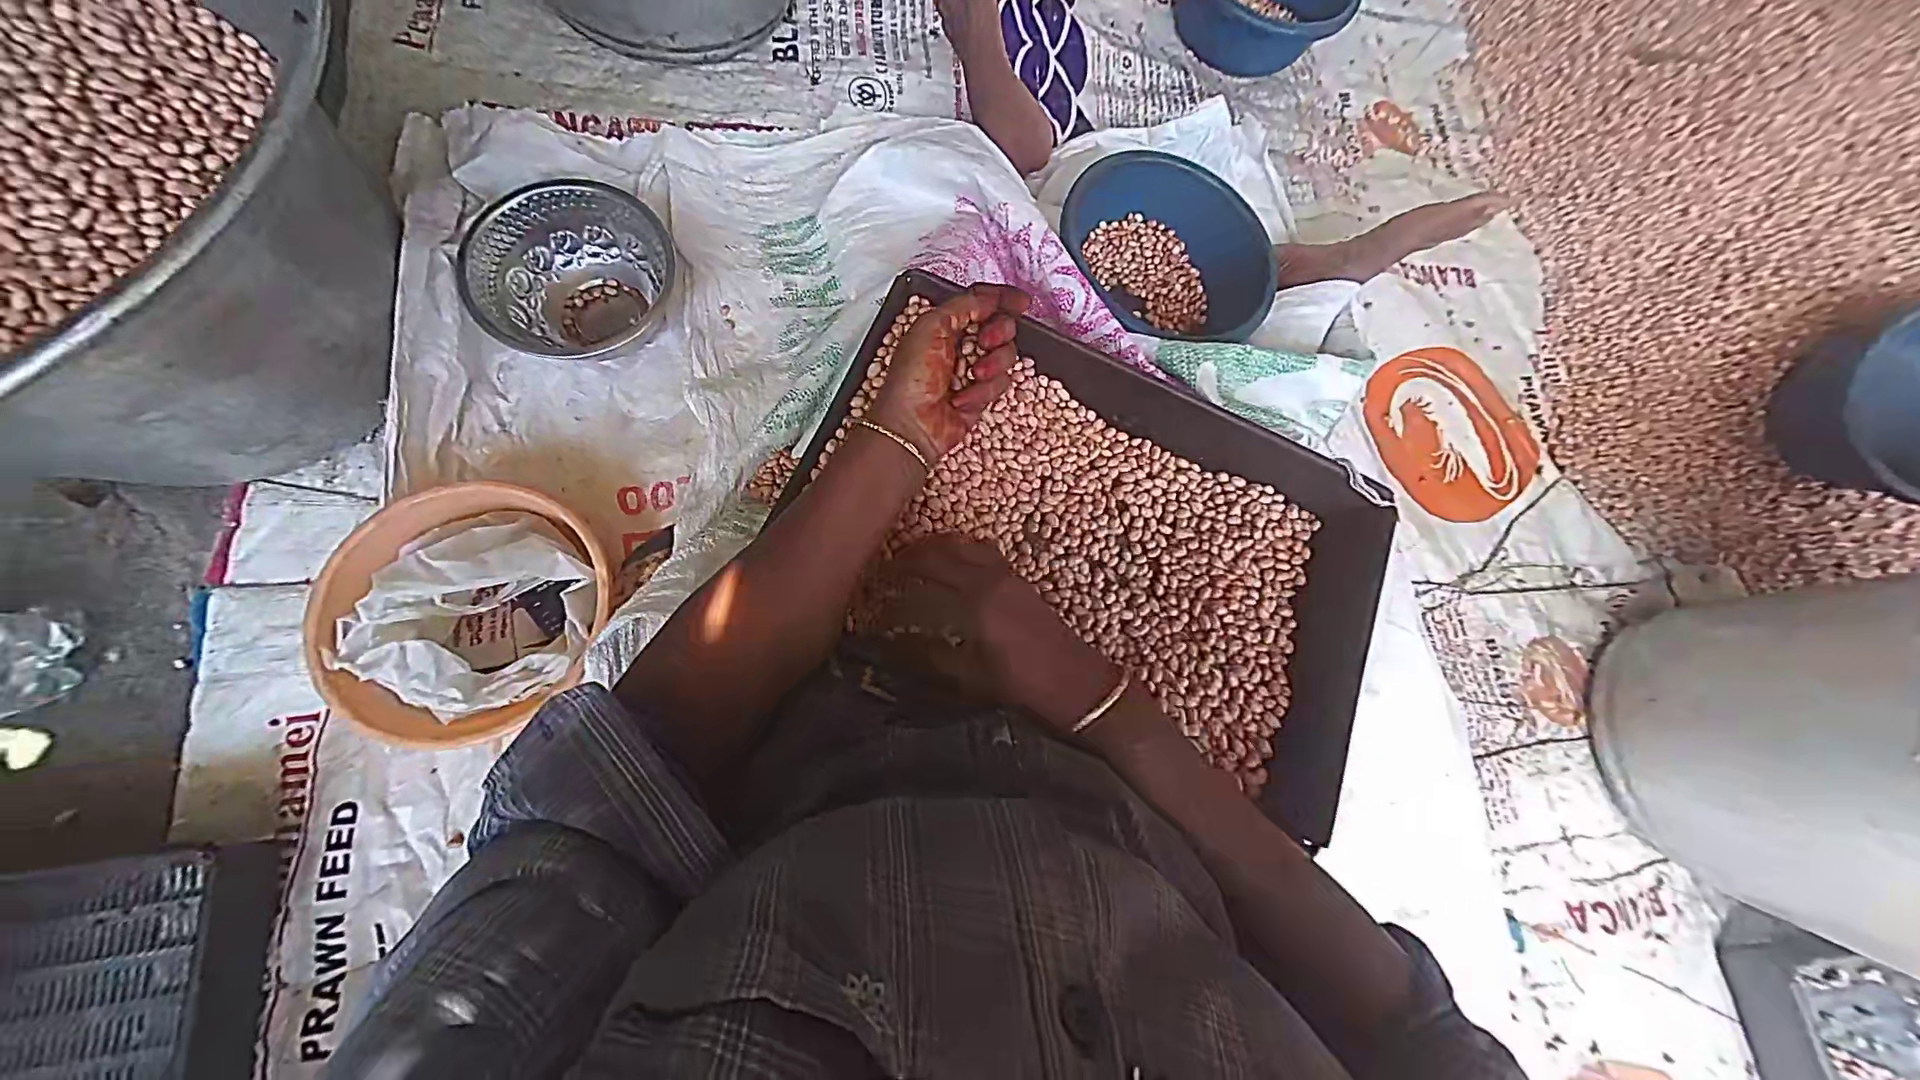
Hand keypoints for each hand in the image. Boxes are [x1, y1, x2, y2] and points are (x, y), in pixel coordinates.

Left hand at [867, 284, 1029, 463]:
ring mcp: (973, 371)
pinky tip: (961, 399)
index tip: (1021, 302)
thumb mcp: (930, 326)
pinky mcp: (982, 394)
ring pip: (1006, 356)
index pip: (981, 303)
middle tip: (986, 341)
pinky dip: (983, 391)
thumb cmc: (911, 380)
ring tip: (974, 374)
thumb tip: (988, 299)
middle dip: (999, 332)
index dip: (1002, 299)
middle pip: (1001, 327)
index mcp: (946, 324)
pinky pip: (1001, 384)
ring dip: (993, 364)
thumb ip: (963, 306)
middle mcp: (961, 345)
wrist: (912, 424)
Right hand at [870, 534, 1118, 731]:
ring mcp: (1010, 577)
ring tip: (917, 558)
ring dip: (940, 547)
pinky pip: (985, 554)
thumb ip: (932, 656)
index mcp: (977, 601)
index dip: (898, 571)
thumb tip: (896, 643)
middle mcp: (992, 580)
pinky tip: (955, 568)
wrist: (1079, 686)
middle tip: (890, 564)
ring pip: (967, 546)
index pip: (927, 571)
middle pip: (945, 551)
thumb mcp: (972, 678)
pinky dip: (963, 551)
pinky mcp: (1022, 583)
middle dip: (913, 554)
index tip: (877, 579)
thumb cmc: (1023, 687)